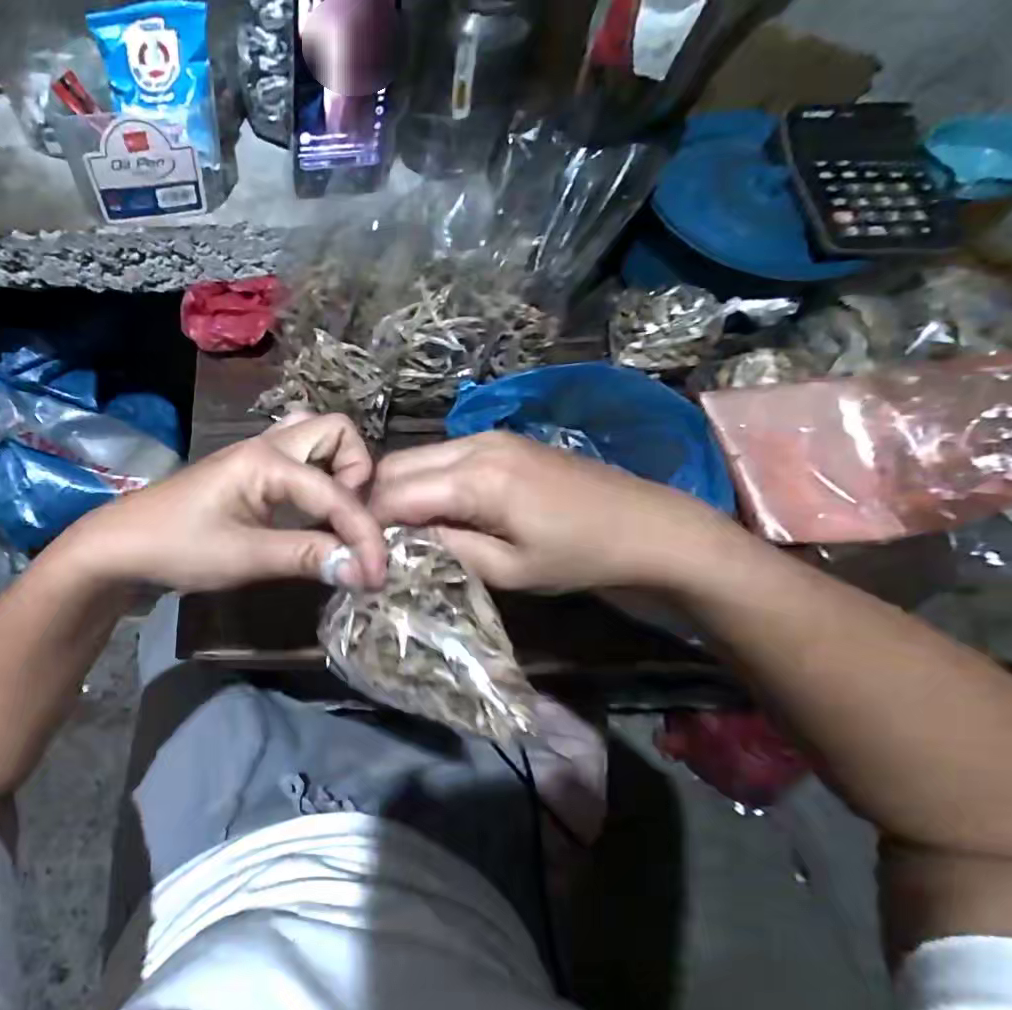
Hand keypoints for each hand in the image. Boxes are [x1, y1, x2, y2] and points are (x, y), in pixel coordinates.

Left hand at [52, 412, 388, 592]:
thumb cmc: (178, 547)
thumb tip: (364, 570)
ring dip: (336, 471)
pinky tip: (309, 516)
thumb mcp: (246, 557)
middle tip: (349, 522)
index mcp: (267, 460)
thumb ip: (308, 557)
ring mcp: (254, 457)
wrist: (121, 545)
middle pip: (335, 432)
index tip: (377, 575)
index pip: (336, 492)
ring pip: (314, 440)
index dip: (364, 535)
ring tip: (335, 517)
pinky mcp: (246, 475)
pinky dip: (315, 480)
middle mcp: (266, 446)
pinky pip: (296, 461)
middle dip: (357, 473)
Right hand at [367, 431, 751, 592]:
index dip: (368, 523)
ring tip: (401, 529)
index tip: (360, 553)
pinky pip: (440, 455)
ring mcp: (488, 437)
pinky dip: (424, 481)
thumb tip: (398, 542)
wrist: (651, 527)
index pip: (393, 493)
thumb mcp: (508, 570)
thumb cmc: (580, 557)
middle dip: (375, 502)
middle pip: (395, 465)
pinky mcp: (500, 440)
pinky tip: (433, 510)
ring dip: (398, 490)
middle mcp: (475, 445)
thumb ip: (445, 550)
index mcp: (476, 479)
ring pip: (414, 457)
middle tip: (375, 542)